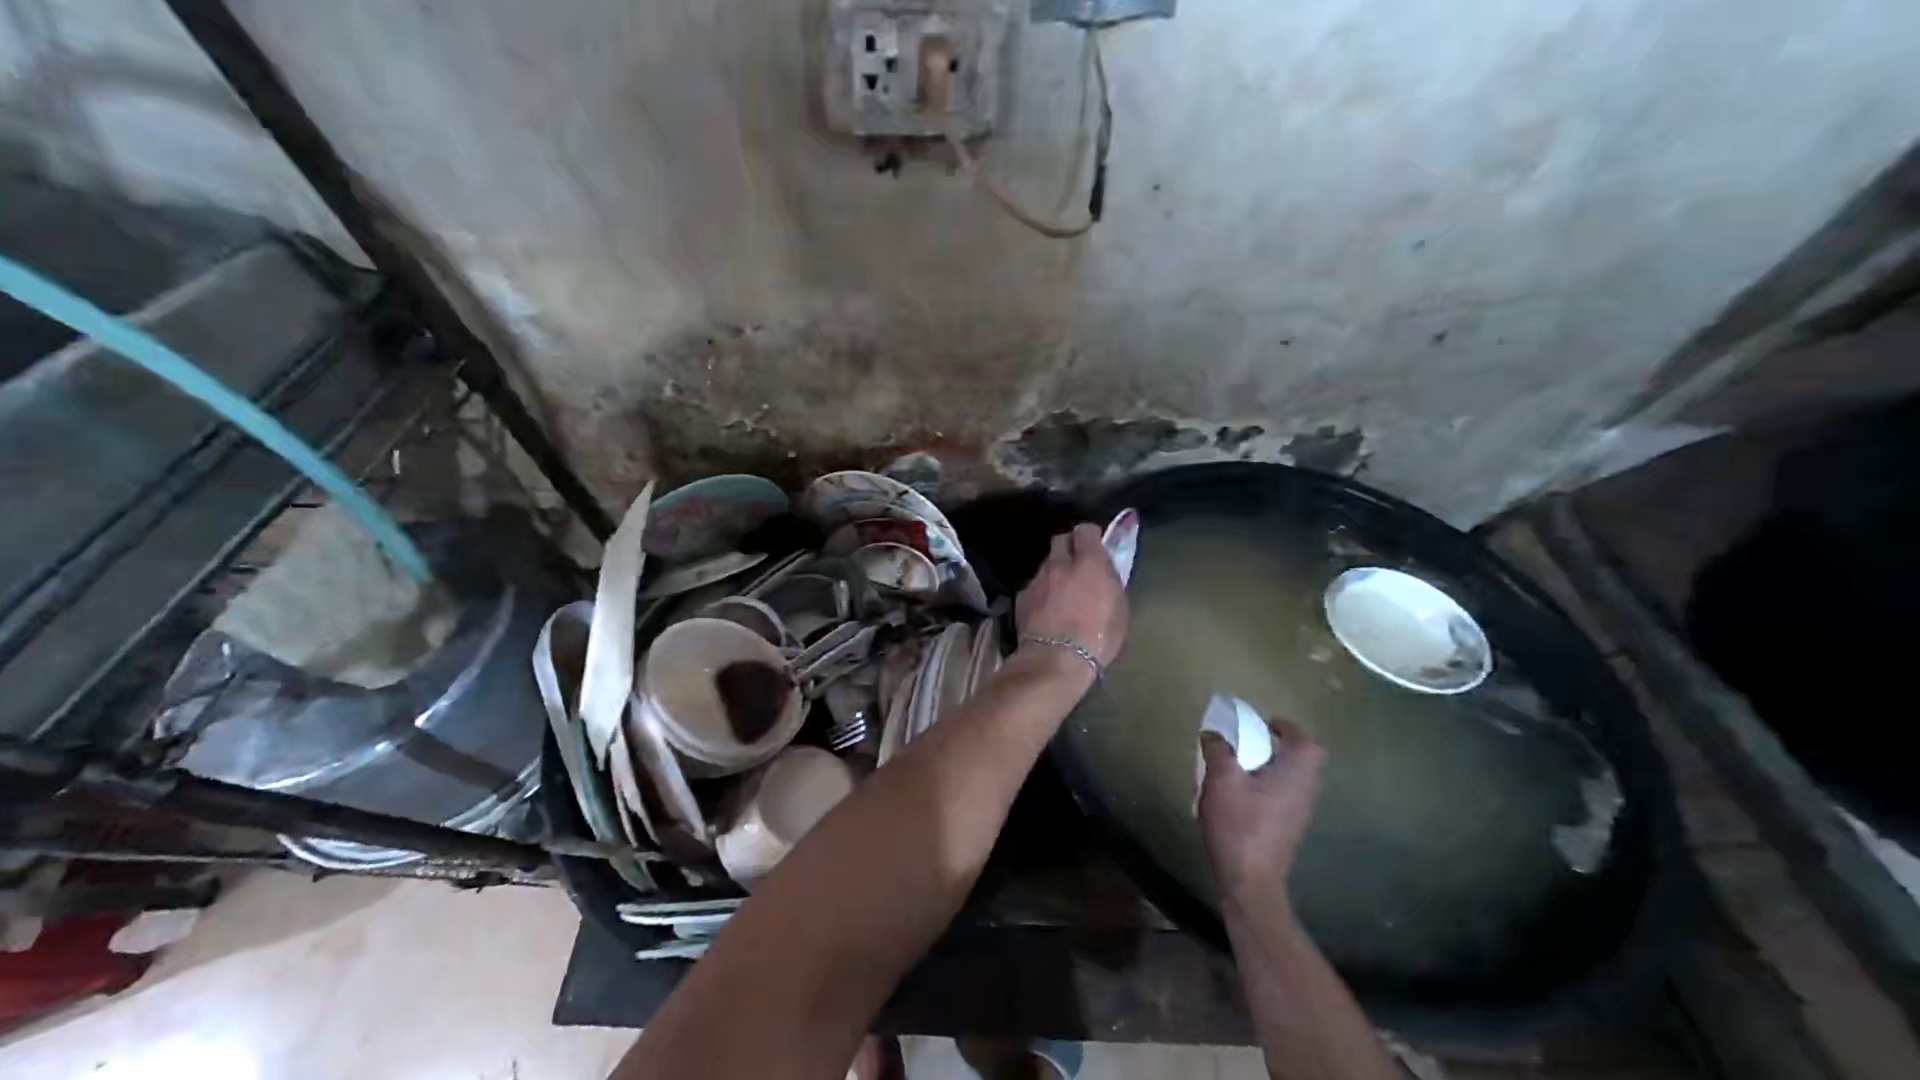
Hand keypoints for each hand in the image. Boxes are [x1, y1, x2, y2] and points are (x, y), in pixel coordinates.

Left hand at [1015, 522, 1128, 667]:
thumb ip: (1111, 584)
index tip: (1096, 549)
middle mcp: (1059, 564)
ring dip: (1055, 573)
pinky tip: (1046, 611)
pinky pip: (1034, 586)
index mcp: (1089, 563)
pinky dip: (1041, 592)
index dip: (1090, 537)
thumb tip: (1105, 574)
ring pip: (1046, 565)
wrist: (1055, 660)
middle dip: (1069, 549)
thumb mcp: (1120, 610)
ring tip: (1062, 594)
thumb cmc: (1098, 638)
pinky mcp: (1021, 597)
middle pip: (1060, 540)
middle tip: (1078, 567)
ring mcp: (1037, 579)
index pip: (1085, 530)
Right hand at [1198, 717, 1325, 902]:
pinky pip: (1281, 795)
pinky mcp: (1288, 829)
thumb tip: (1214, 735)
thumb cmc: (1239, 825)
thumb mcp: (1221, 779)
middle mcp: (1305, 791)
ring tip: (1237, 766)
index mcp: (1296, 774)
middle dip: (1275, 746)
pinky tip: (1238, 794)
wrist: (1250, 881)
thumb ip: (1218, 750)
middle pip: (1300, 758)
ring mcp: (1299, 813)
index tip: (1262, 724)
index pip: (1306, 741)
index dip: (1287, 728)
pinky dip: (1265, 786)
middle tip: (1246, 742)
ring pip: (1290, 778)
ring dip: (1268, 767)